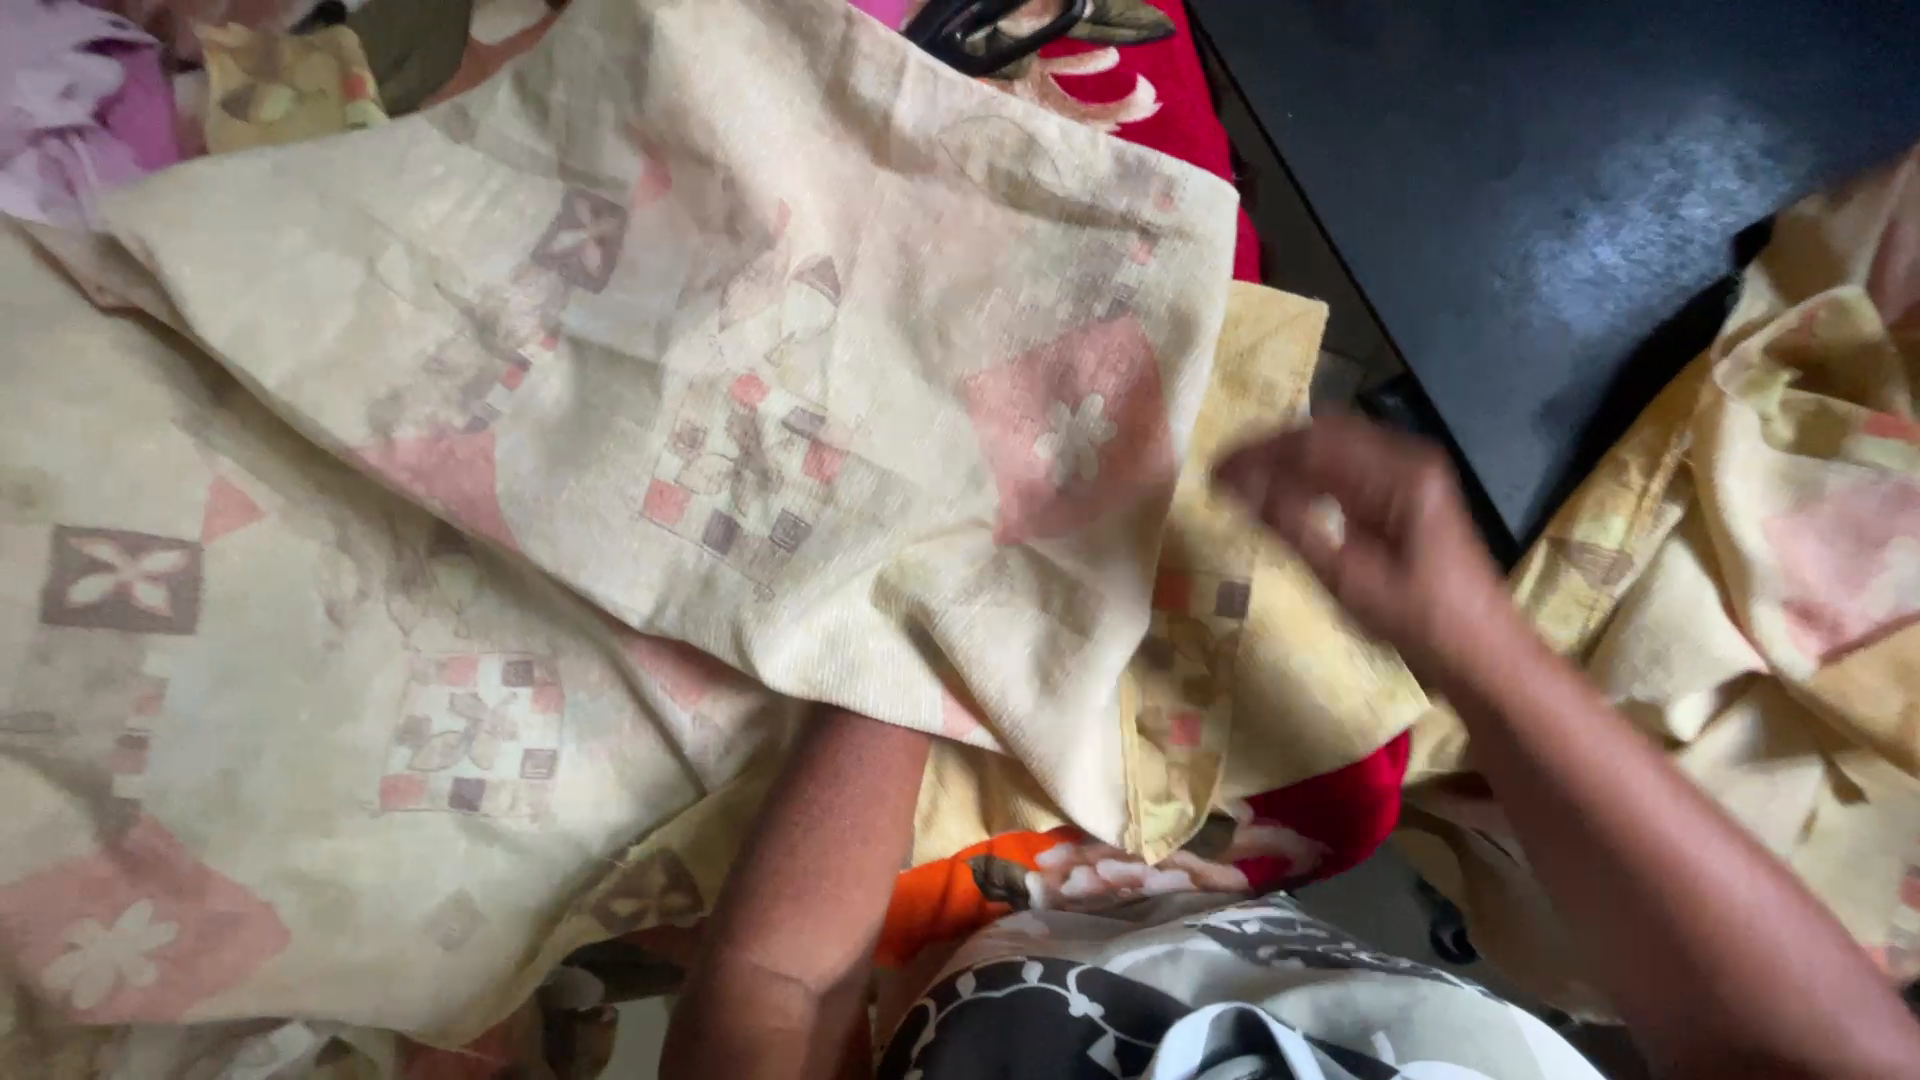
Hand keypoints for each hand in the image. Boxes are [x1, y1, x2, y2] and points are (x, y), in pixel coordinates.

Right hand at [1213, 414, 1522, 693]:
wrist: (1478, 648)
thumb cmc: (1417, 619)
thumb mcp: (1348, 578)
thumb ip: (1292, 527)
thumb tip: (1239, 488)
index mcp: (1400, 474)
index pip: (1312, 445)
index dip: (1256, 456)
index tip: (1214, 474)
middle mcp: (1405, 459)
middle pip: (1319, 434)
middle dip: (1263, 451)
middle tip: (1218, 474)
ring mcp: (1404, 473)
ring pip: (1328, 446)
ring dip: (1280, 460)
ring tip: (1238, 481)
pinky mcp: (1397, 492)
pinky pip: (1341, 467)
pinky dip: (1301, 474)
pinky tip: (1276, 493)